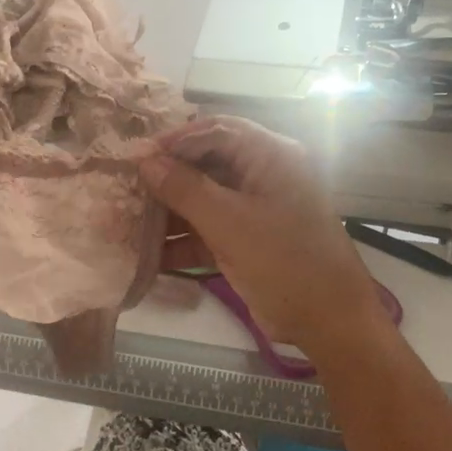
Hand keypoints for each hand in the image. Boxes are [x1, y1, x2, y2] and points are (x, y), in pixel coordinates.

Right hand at [140, 116, 390, 353]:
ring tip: (125, 221)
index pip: (217, 131)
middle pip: (207, 165)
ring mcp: (255, 211)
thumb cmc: (284, 260)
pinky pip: (208, 232)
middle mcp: (263, 176)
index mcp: (271, 156)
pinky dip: (182, 243)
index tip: (136, 155)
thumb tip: (146, 161)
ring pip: (204, 201)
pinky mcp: (248, 242)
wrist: (328, 319)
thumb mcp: (230, 223)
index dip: (176, 140)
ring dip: (168, 213)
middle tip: (123, 188)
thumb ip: (185, 189)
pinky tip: (146, 256)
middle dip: (166, 179)